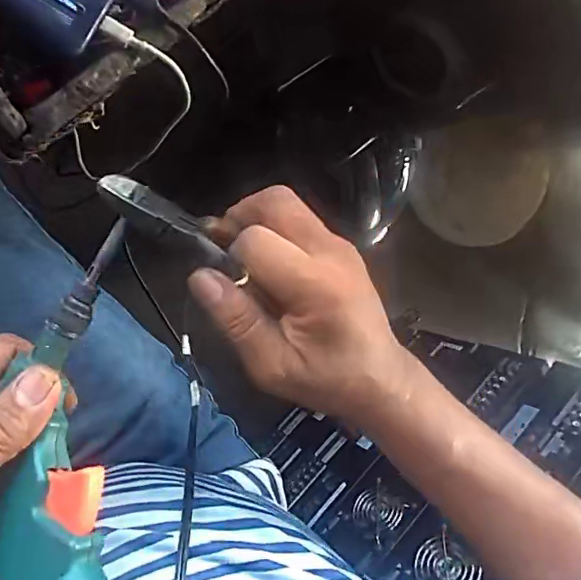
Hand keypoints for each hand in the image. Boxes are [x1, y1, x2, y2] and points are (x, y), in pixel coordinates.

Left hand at [0, 335, 60, 579]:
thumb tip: (50, 376)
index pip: (6, 353)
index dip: (43, 371)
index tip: (69, 415)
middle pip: (13, 389)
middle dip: (44, 418)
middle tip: (60, 460)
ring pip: (13, 426)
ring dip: (37, 450)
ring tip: (51, 484)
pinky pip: (3, 458)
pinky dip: (23, 473)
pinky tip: (32, 499)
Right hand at [190, 185, 423, 423]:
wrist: (381, 378)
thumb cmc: (327, 378)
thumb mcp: (272, 366)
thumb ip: (236, 319)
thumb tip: (199, 277)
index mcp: (315, 283)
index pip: (255, 240)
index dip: (230, 257)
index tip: (228, 286)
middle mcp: (330, 251)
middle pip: (274, 201)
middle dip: (238, 218)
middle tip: (223, 251)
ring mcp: (339, 243)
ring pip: (286, 203)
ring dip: (255, 219)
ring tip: (242, 256)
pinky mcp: (341, 245)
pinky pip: (298, 218)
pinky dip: (273, 227)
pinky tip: (268, 263)